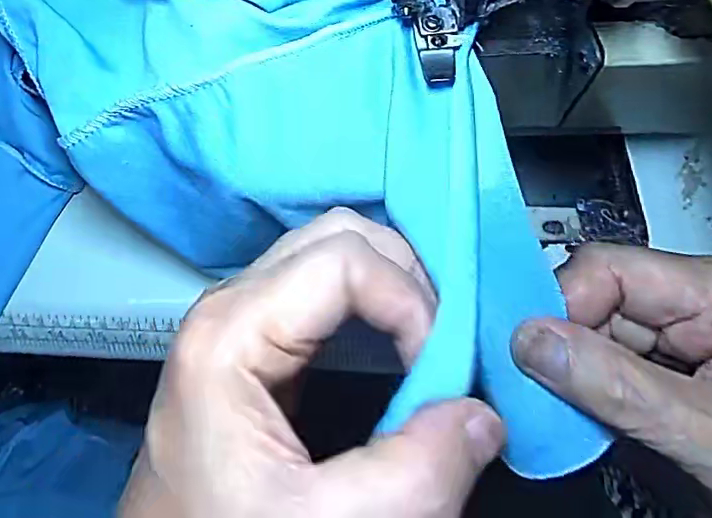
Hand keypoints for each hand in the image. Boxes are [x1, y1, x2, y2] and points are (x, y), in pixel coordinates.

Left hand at [119, 209, 504, 517]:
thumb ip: (414, 475)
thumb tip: (481, 416)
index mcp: (230, 330)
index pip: (342, 259)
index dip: (407, 301)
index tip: (443, 374)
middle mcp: (230, 301)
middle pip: (335, 236)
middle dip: (404, 278)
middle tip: (445, 349)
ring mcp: (240, 311)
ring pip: (331, 250)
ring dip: (391, 285)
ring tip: (431, 347)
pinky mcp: (254, 333)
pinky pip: (322, 285)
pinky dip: (371, 301)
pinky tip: (397, 345)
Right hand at [512, 244, 711, 517]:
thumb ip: (627, 392)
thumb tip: (529, 340)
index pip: (613, 268)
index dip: (566, 304)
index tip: (531, 353)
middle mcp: (702, 297)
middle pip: (598, 296)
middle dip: (569, 342)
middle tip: (545, 389)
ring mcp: (684, 331)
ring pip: (592, 328)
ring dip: (574, 369)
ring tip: (569, 410)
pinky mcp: (668, 366)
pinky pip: (603, 360)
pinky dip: (585, 387)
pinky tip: (588, 414)